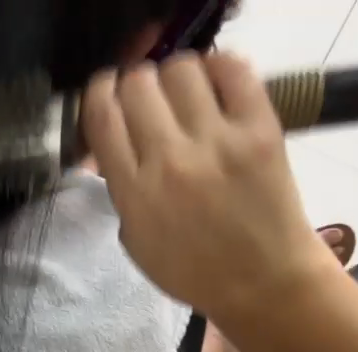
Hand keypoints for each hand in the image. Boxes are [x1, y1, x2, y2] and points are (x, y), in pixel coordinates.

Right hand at [81, 52, 346, 328]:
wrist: (259, 279)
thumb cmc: (191, 269)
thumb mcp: (135, 239)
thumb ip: (121, 191)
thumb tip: (109, 149)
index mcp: (134, 192)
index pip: (102, 118)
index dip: (97, 93)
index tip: (102, 92)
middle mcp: (170, 161)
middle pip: (137, 86)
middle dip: (132, 84)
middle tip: (141, 96)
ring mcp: (217, 141)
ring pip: (181, 70)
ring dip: (172, 75)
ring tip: (179, 93)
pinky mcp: (259, 128)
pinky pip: (233, 70)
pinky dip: (216, 66)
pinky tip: (211, 83)